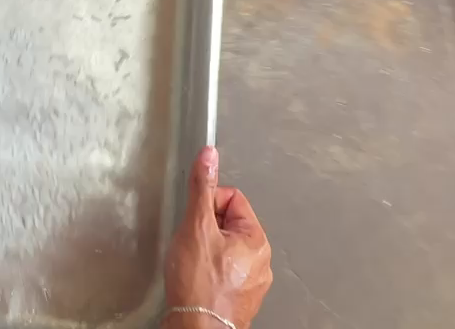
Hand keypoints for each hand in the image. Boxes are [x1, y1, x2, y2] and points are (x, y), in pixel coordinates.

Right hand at [164, 146, 271, 328]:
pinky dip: (210, 269)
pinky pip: (224, 269)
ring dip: (207, 248)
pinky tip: (199, 279)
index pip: (231, 198)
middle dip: (206, 228)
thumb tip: (209, 155)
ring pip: (224, 246)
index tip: (197, 223)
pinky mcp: (241, 299)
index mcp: (257, 240)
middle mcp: (261, 261)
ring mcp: (252, 283)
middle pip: (228, 221)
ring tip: (195, 264)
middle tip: (194, 245)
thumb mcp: (196, 224)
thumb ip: (202, 187)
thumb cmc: (199, 283)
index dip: (208, 205)